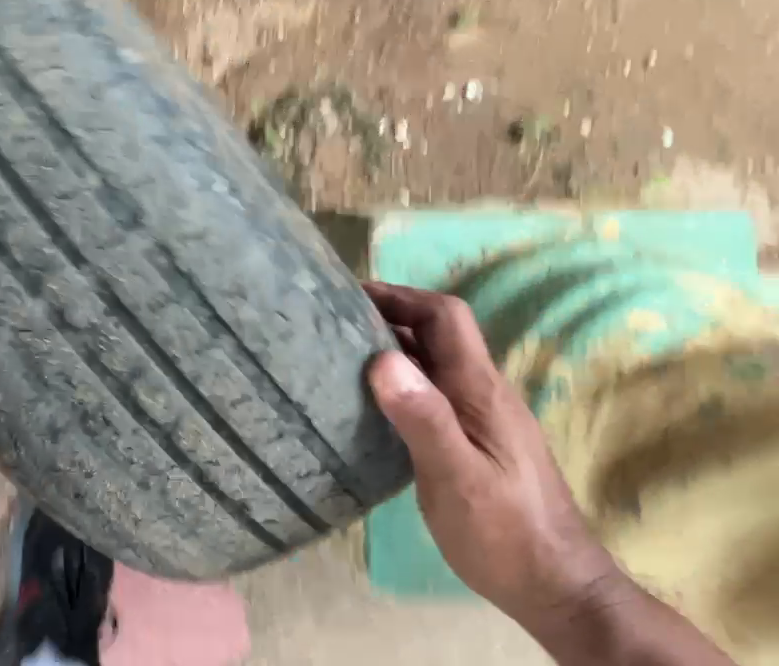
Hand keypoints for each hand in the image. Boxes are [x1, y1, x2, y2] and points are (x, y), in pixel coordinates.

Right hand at [364, 282, 625, 630]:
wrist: (559, 591)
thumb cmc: (504, 533)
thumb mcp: (456, 475)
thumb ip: (423, 417)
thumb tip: (383, 358)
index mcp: (480, 390)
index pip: (445, 316)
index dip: (399, 295)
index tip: (347, 296)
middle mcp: (482, 393)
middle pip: (436, 332)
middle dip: (385, 315)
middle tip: (327, 321)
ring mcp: (479, 417)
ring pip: (430, 360)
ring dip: (387, 346)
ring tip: (334, 354)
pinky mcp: (471, 439)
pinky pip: (428, 390)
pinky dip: (394, 379)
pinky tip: (364, 400)